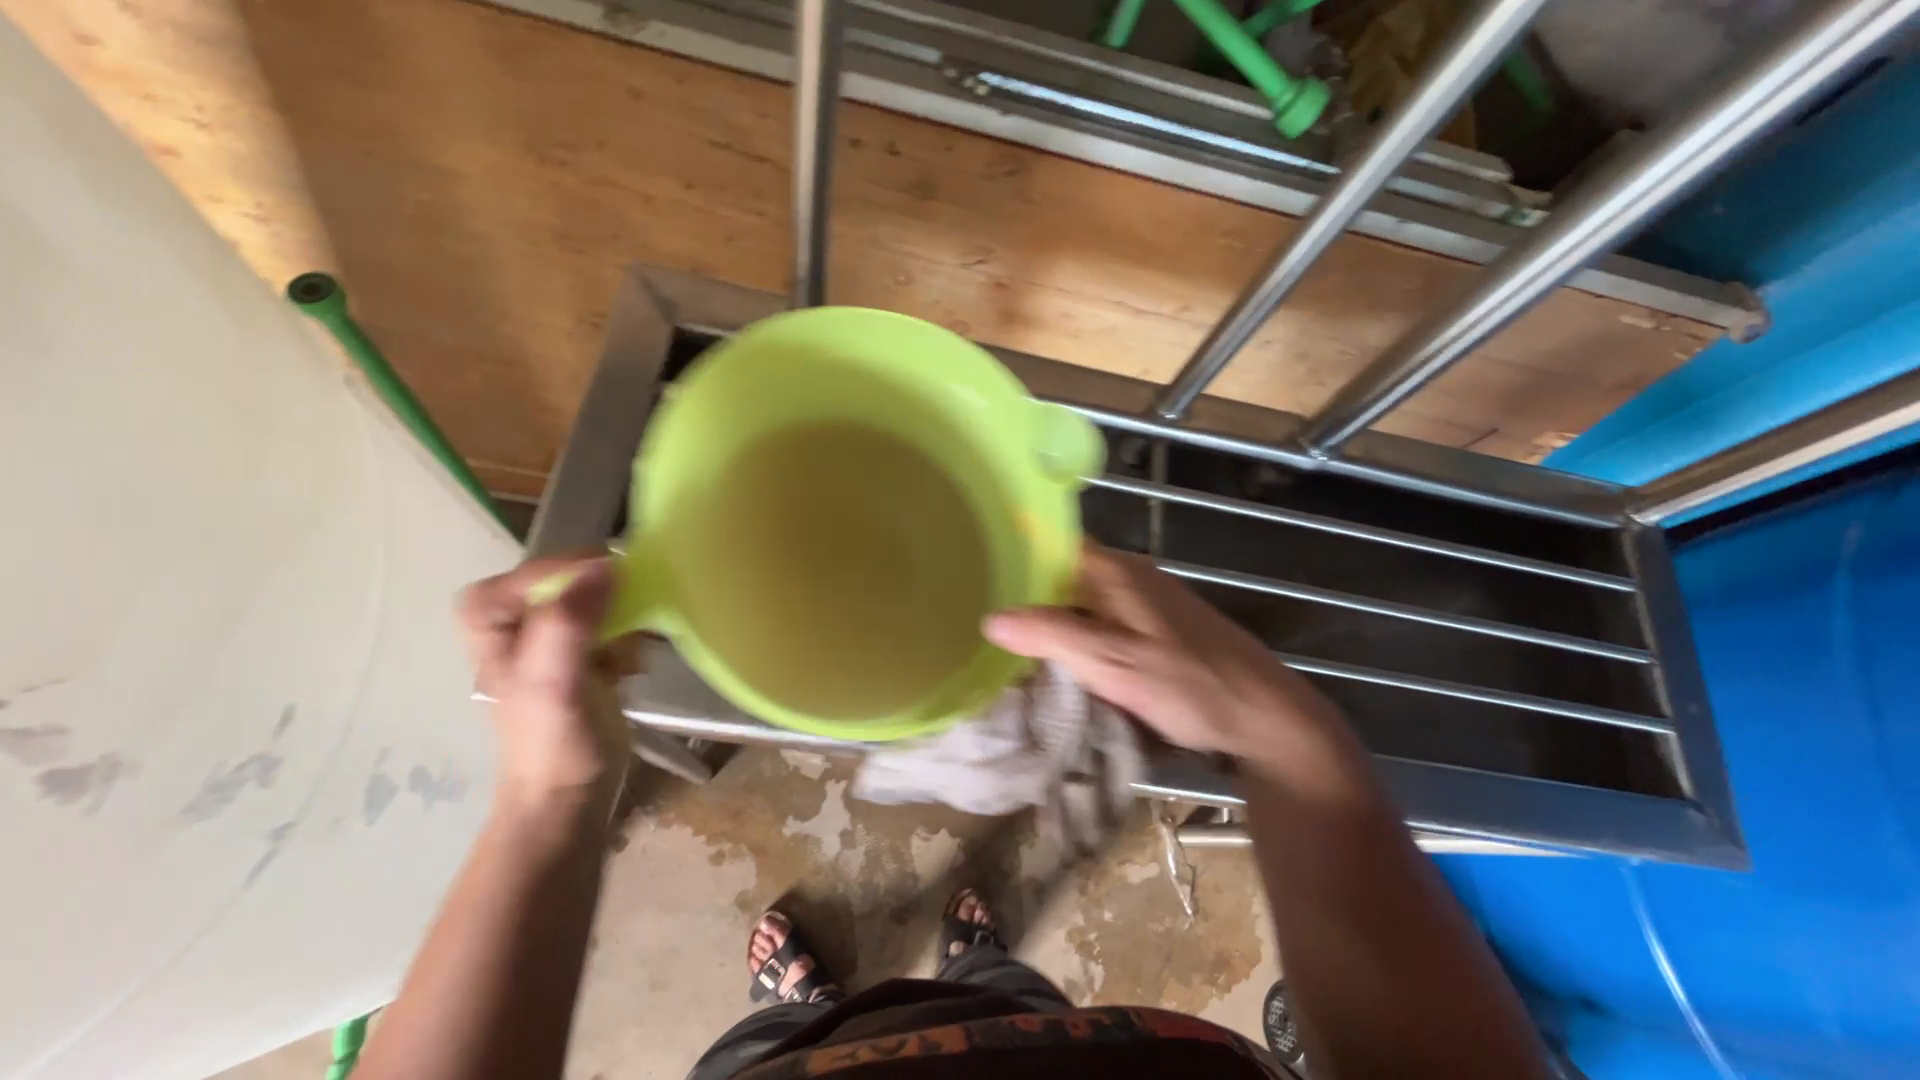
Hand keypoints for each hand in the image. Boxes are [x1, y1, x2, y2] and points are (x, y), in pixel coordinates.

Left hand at [459, 556, 626, 815]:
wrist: (569, 799)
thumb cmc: (554, 746)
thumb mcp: (555, 683)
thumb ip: (569, 622)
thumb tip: (604, 567)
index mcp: (491, 618)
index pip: (537, 570)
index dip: (577, 573)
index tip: (620, 584)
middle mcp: (516, 618)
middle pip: (571, 578)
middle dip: (607, 600)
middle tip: (630, 622)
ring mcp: (551, 636)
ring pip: (598, 598)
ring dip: (623, 622)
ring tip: (629, 656)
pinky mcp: (581, 654)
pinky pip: (614, 623)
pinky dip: (629, 641)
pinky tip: (631, 669)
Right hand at [983, 543, 1345, 765]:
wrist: (1266, 719)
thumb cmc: (1191, 685)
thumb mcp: (1115, 664)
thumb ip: (1053, 636)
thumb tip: (992, 617)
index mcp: (1119, 572)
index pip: (1055, 543)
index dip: (1016, 553)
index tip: (976, 572)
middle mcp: (1133, 578)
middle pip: (1066, 574)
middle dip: (1027, 593)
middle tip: (981, 616)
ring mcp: (1149, 605)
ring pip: (1084, 602)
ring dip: (1052, 620)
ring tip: (1008, 642)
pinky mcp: (1159, 633)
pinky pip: (1103, 625)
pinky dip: (1078, 638)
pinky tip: (1059, 664)